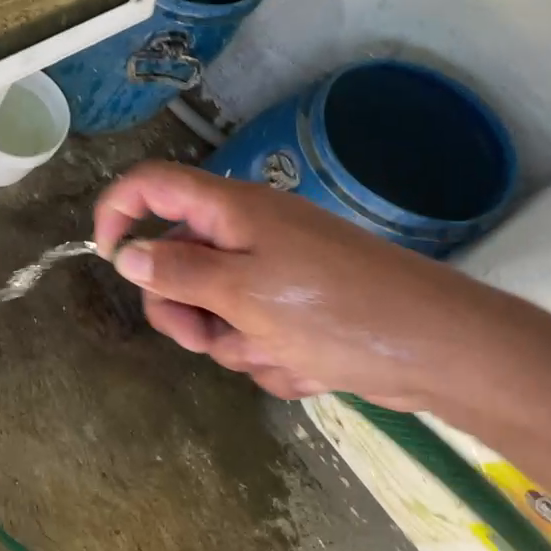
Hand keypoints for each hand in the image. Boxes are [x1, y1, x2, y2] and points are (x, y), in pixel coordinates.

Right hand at [93, 162, 503, 408]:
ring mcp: (273, 271)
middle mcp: (246, 233)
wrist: (444, 351)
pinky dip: (266, 353)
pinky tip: (303, 365)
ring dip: (229, 339)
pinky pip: (251, 329)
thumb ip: (175, 273)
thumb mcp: (240, 294)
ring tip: (273, 354)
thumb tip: (125, 255)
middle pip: (176, 259)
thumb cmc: (335, 310)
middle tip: (200, 339)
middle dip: (181, 307)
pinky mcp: (296, 307)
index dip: (117, 211)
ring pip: (212, 304)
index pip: (151, 185)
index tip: (106, 258)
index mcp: (229, 210)